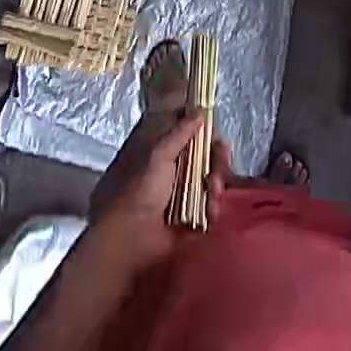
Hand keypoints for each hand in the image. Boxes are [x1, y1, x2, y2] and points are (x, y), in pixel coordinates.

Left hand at [87, 113, 222, 274]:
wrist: (130, 241)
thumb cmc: (139, 190)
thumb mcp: (157, 154)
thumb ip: (180, 132)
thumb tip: (199, 110)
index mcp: (157, 148)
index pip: (184, 129)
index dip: (200, 127)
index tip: (213, 127)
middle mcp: (170, 167)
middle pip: (202, 153)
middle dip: (214, 155)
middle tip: (221, 156)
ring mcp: (181, 193)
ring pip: (210, 178)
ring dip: (215, 181)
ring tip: (213, 190)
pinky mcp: (191, 217)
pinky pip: (211, 205)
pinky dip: (213, 206)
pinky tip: (210, 209)